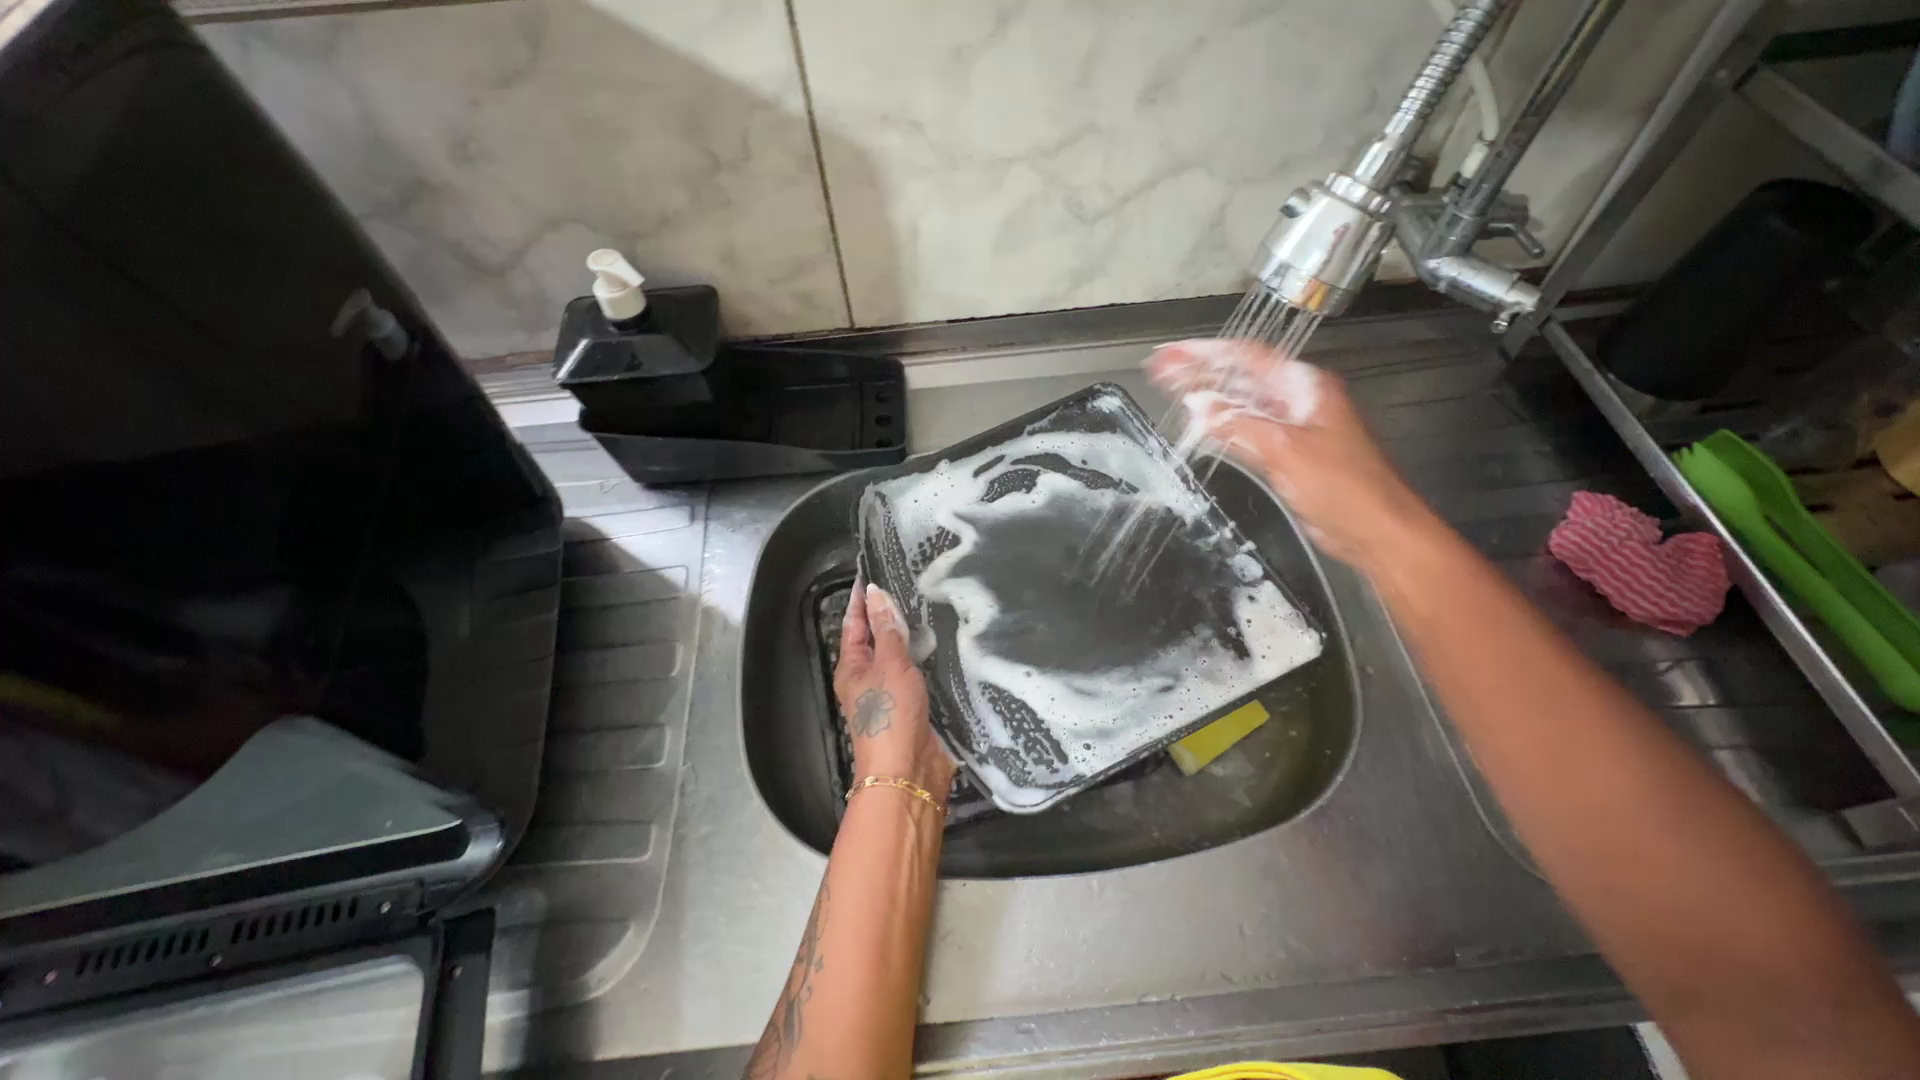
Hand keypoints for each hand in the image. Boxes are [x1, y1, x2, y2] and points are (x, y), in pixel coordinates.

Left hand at [834, 579, 955, 799]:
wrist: (908, 771)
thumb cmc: (890, 715)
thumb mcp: (889, 665)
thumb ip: (887, 629)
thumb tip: (875, 594)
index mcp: (852, 667)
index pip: (855, 623)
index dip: (862, 598)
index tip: (870, 572)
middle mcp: (869, 678)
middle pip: (878, 639)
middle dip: (890, 614)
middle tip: (909, 582)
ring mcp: (893, 694)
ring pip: (901, 656)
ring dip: (914, 636)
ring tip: (931, 606)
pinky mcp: (916, 706)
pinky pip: (921, 674)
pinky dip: (930, 658)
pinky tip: (947, 644)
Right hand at [1146, 338, 1434, 570]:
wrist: (1375, 531)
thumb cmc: (1346, 488)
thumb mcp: (1285, 450)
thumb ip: (1238, 426)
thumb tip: (1199, 406)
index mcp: (1306, 389)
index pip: (1248, 358)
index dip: (1207, 353)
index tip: (1173, 353)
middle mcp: (1300, 402)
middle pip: (1242, 377)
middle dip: (1201, 370)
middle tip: (1163, 366)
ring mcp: (1295, 429)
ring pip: (1243, 404)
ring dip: (1208, 395)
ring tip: (1171, 386)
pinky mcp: (1289, 455)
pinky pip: (1248, 431)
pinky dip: (1222, 425)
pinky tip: (1201, 424)